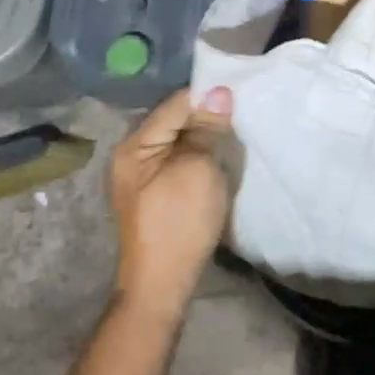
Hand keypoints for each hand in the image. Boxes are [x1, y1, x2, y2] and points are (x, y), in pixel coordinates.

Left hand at [109, 87, 234, 314]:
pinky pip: (179, 154)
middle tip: (242, 109)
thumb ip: (206, 127)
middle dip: (207, 112)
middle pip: (176, 117)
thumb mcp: (198, 168)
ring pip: (180, 137)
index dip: (209, 96)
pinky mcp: (155, 189)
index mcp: (134, 145)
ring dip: (205, 132)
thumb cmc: (179, 222)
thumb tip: (220, 90)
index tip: (242, 93)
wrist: (162, 284)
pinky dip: (199, 150)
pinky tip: (218, 153)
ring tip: (234, 128)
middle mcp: (132, 153)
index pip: (177, 102)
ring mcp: (141, 173)